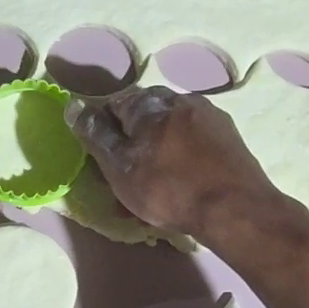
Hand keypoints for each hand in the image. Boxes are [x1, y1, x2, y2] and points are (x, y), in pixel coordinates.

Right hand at [66, 85, 295, 241]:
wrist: (235, 209)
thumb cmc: (168, 188)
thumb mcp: (119, 166)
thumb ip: (95, 134)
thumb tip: (73, 105)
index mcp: (149, 102)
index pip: (112, 106)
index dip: (100, 134)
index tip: (99, 163)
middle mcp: (180, 99)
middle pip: (142, 121)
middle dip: (129, 149)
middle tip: (122, 183)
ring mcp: (209, 118)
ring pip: (167, 137)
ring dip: (152, 160)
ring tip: (148, 194)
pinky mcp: (228, 139)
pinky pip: (190, 148)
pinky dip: (177, 165)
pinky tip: (177, 190)